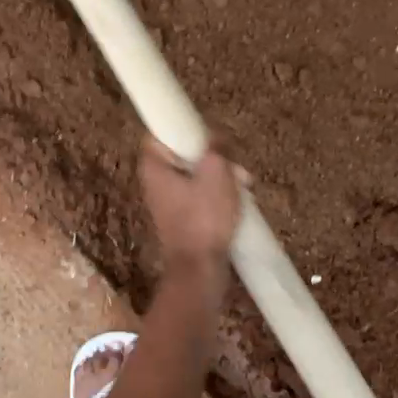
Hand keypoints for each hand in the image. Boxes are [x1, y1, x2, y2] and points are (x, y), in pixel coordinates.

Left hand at [139, 139, 242, 272]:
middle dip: (213, 157)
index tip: (207, 136)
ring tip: (244, 184)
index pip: (159, 135)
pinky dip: (218, 196)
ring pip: (196, 177)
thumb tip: (214, 138)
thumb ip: (214, 147)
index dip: (184, 130)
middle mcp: (156, 184)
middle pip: (184, 155)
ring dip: (222, 177)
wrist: (200, 268)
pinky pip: (201, 198)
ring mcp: (169, 204)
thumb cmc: (203, 217)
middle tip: (235, 166)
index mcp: (154, 168)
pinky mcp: (184, 220)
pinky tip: (239, 201)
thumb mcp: (215, 171)